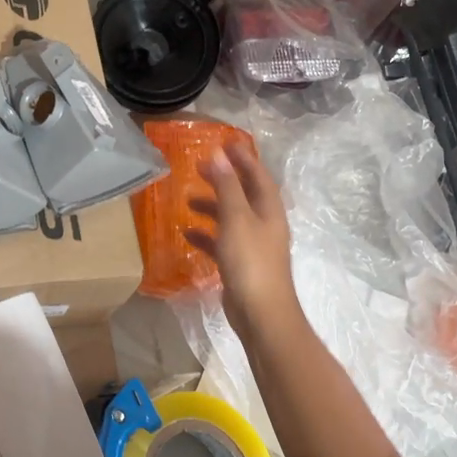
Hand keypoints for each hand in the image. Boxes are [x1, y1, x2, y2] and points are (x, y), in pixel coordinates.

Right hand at [185, 141, 297, 333]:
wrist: (262, 315)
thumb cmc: (251, 261)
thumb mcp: (236, 218)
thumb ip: (226, 186)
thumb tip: (218, 153)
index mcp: (269, 210)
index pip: (258, 175)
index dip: (243, 158)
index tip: (225, 142)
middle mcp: (264, 224)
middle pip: (244, 194)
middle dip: (224, 179)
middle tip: (200, 166)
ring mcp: (253, 246)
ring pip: (231, 217)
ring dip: (212, 205)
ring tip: (188, 199)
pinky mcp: (241, 265)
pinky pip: (222, 241)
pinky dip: (206, 234)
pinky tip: (188, 233)